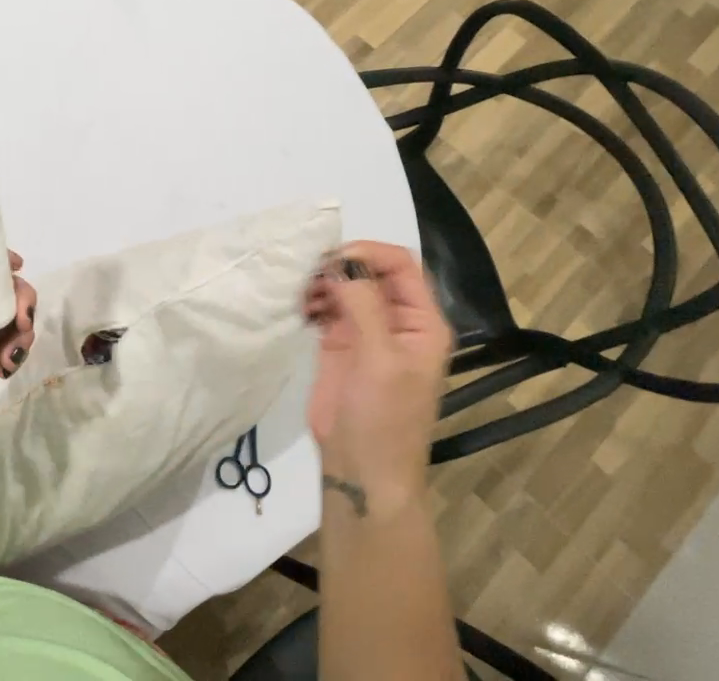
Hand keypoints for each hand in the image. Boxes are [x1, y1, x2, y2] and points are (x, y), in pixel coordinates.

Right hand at [304, 241, 450, 517]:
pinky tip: (297, 308)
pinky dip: (309, 300)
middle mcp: (395, 319)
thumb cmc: (384, 416)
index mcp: (421, 321)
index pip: (400, 265)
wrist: (361, 466)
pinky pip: (324, 306)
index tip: (331, 259)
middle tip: (306, 274)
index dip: (368, 253)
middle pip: (368, 270)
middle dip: (338, 265)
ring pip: (343, 285)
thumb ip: (364, 305)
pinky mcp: (337, 343)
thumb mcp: (381, 359)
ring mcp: (364, 330)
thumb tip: (341, 262)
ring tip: (299, 294)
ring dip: (320, 282)